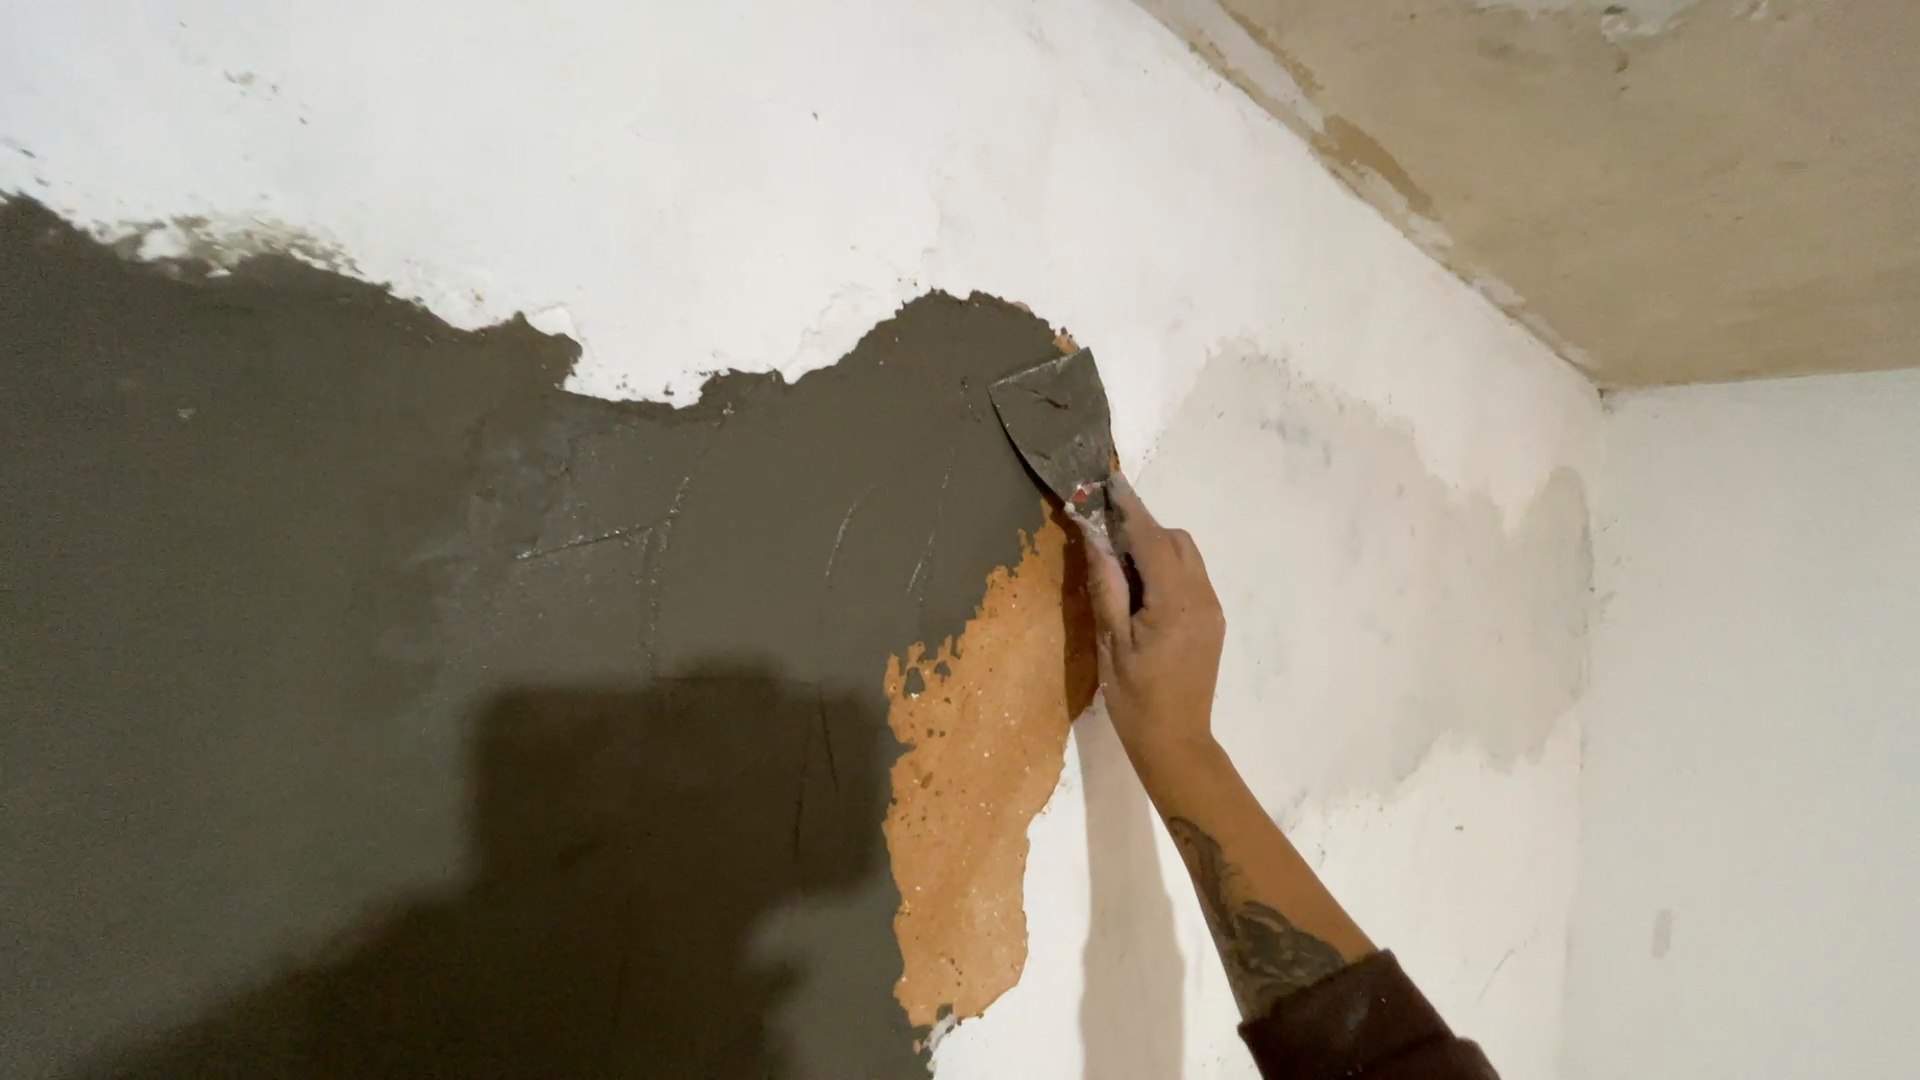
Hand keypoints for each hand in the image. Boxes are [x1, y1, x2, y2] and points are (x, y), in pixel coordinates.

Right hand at [1076, 475, 1225, 757]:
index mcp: (1175, 603)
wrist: (1175, 741)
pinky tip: (1142, 592)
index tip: (1111, 483)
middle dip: (1144, 529)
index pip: (1153, 540)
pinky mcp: (1212, 621)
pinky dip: (1166, 569)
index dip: (1131, 509)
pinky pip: (1190, 577)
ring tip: (1121, 568)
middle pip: (1177, 541)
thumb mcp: (1111, 641)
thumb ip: (1107, 585)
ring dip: (1156, 548)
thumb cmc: (1134, 696)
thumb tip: (1095, 538)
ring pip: (1187, 557)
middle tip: (1106, 540)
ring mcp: (1212, 610)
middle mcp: (1202, 598)